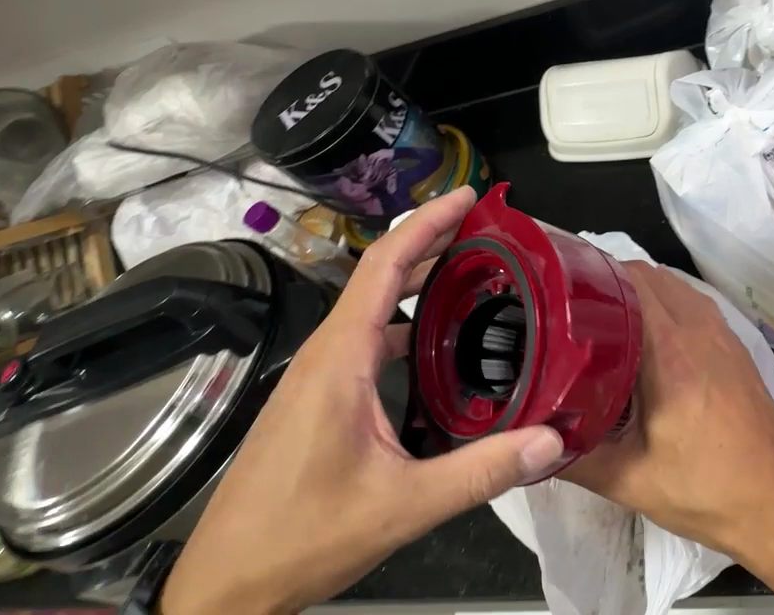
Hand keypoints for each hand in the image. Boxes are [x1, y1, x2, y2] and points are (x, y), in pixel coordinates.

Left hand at [161, 187, 564, 614]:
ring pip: (369, 305)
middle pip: (379, 274)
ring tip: (468, 271)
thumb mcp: (403, 506)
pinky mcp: (316, 398)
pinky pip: (363, 336)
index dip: (428, 223)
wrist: (224, 588)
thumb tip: (549, 440)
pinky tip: (431, 341)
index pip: (385, 265)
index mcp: (340, 359)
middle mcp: (325, 354)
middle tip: (485, 226)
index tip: (469, 197)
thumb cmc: (302, 538)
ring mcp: (316, 376)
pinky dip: (402, 318)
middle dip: (430, 239)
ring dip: (415, 278)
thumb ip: (480, 472)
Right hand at [561, 262, 773, 559]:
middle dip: (607, 283)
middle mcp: (697, 326)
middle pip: (647, 275)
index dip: (589, 280)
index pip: (627, 282)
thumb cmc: (704, 489)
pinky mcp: (733, 342)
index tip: (555, 294)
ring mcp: (721, 330)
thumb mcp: (627, 480)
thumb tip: (528, 439)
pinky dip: (664, 302)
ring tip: (601, 320)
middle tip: (570, 311)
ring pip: (671, 284)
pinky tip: (643, 336)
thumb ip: (572, 456)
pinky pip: (691, 301)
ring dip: (637, 290)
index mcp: (669, 351)